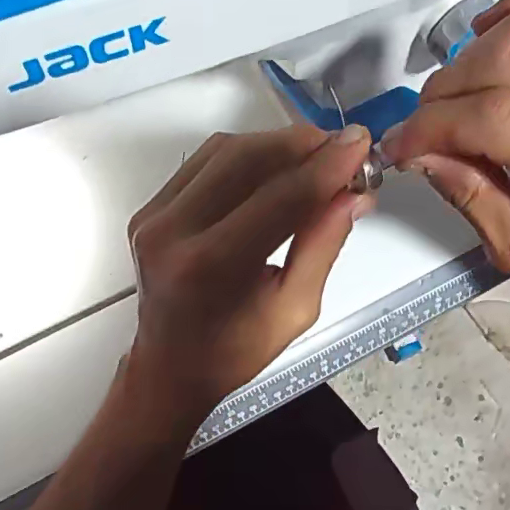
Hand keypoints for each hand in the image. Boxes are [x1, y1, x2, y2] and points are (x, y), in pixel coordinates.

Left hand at [125, 124, 373, 423]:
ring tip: (313, 155)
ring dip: (274, 143)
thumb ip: (322, 245)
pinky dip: (243, 153)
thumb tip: (354, 193)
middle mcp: (173, 232)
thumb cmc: (233, 352)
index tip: (360, 145)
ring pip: (223, 151)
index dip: (327, 166)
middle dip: (301, 144)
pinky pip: (202, 161)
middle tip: (341, 147)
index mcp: (210, 267)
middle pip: (246, 159)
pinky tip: (272, 163)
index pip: (280, 197)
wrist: (170, 366)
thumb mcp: (294, 309)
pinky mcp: (149, 209)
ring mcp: (153, 217)